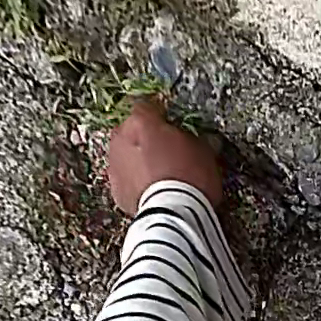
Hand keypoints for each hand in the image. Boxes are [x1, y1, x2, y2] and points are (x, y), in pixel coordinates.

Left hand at [105, 97, 224, 214]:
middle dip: (148, 142)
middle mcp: (122, 137)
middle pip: (133, 133)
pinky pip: (127, 182)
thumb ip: (197, 141)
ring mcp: (115, 164)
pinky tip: (154, 195)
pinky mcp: (116, 190)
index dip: (162, 118)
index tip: (172, 128)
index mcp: (142, 121)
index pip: (148, 107)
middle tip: (168, 158)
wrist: (174, 213)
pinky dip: (137, 187)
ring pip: (127, 157)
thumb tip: (204, 140)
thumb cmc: (190, 178)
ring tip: (161, 180)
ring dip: (140, 164)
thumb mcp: (205, 154)